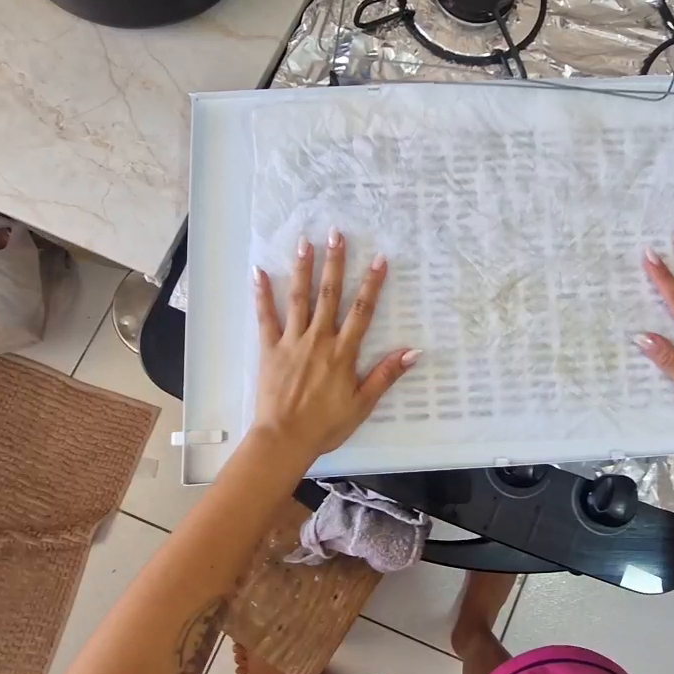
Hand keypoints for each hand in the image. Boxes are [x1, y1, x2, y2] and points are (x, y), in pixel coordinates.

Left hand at [251, 230, 417, 461]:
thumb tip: (414, 351)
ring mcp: (292, 342)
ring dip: (303, 269)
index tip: (379, 259)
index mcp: (343, 352)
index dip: (372, 284)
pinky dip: (263, 294)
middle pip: (330, 295)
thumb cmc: (326, 425)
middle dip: (335, 263)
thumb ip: (386, 374)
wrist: (284, 440)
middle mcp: (319, 339)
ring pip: (299, 299)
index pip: (363, 311)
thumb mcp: (363, 403)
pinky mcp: (270, 349)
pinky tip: (259, 272)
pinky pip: (266, 317)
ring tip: (305, 242)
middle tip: (336, 233)